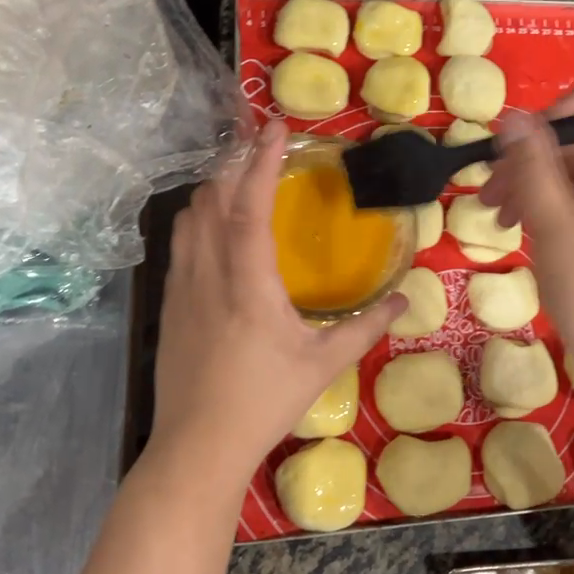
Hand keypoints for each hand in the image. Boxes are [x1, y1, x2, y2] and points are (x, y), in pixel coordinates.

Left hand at [151, 120, 405, 471]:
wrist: (197, 446)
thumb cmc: (264, 402)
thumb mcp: (323, 364)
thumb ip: (365, 328)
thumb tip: (404, 301)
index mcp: (249, 281)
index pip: (251, 205)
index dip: (262, 161)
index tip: (276, 127)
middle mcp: (209, 272)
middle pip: (212, 197)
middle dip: (235, 163)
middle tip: (260, 145)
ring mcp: (181, 286)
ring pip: (189, 216)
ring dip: (214, 188)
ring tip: (239, 177)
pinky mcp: (169, 303)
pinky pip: (179, 242)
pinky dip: (197, 217)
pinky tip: (213, 226)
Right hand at [479, 81, 573, 361]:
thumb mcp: (557, 228)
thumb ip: (535, 168)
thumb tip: (514, 116)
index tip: (549, 121)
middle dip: (536, 147)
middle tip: (495, 172)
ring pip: (565, 157)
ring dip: (523, 173)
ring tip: (490, 204)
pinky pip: (560, 183)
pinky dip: (530, 193)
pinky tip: (504, 217)